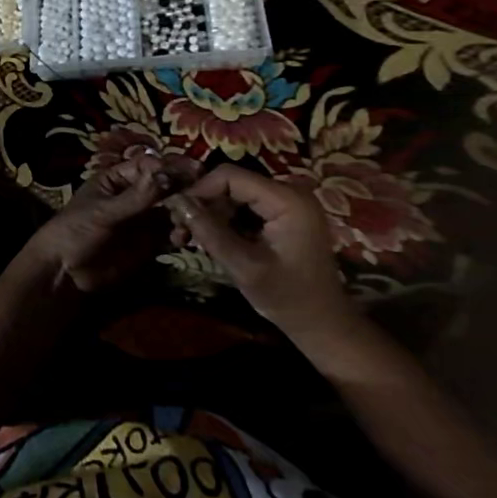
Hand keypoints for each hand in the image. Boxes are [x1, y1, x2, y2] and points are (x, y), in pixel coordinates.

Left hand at [26, 153, 189, 292]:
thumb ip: (136, 197)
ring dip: (186, 211)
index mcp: (116, 179)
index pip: (147, 166)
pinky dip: (181, 233)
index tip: (190, 171)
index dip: (167, 167)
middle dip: (184, 187)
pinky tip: (185, 237)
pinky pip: (172, 233)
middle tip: (207, 189)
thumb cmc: (75, 231)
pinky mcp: (150, 242)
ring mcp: (143, 219)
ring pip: (173, 209)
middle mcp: (133, 196)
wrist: (65, 271)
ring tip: (197, 216)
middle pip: (165, 186)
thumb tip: (166, 174)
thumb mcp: (104, 212)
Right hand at [168, 165, 355, 334]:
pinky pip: (242, 208)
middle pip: (230, 184)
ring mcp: (286, 204)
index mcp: (288, 201)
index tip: (176, 215)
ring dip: (207, 215)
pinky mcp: (281, 215)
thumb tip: (175, 202)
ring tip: (185, 239)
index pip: (230, 176)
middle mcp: (289, 193)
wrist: (321, 321)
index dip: (198, 190)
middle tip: (178, 231)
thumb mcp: (243, 265)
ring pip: (231, 196)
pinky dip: (221, 222)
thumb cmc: (287, 296)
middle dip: (201, 205)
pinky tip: (205, 240)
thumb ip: (209, 230)